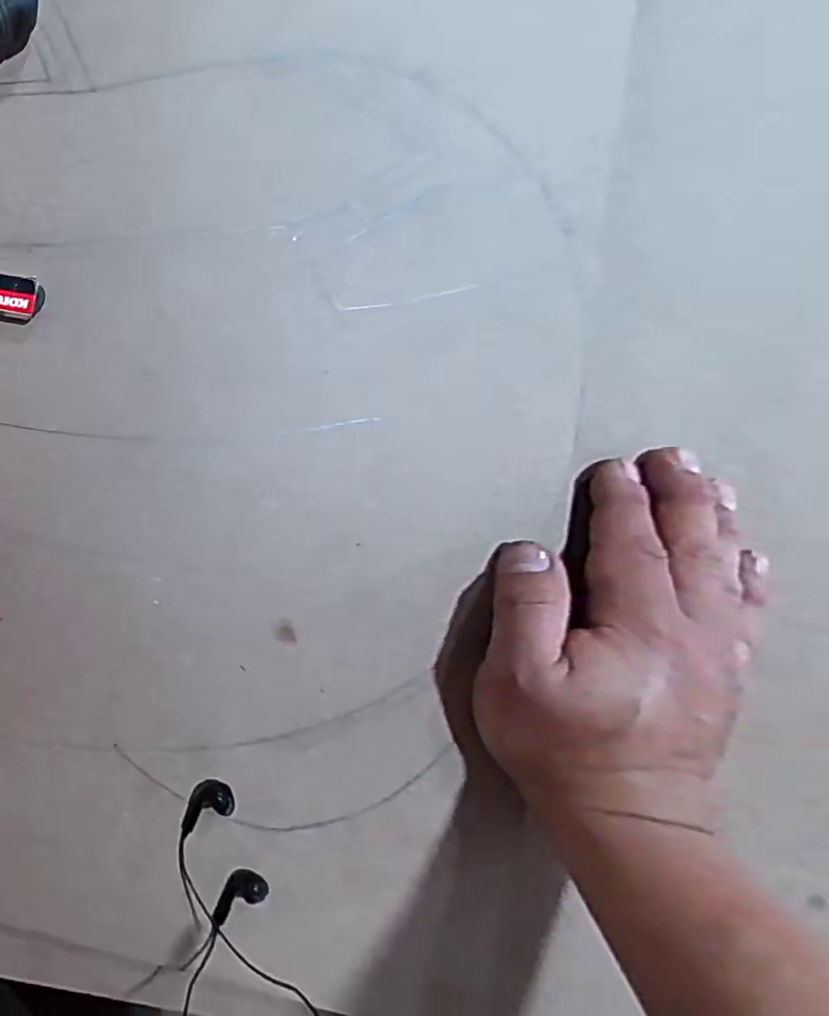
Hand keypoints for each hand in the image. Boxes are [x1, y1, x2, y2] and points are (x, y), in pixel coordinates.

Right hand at [474, 448, 767, 831]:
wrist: (628, 812)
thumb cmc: (555, 739)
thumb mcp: (517, 674)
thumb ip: (527, 608)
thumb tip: (530, 552)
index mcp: (639, 626)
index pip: (630, 549)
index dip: (620, 505)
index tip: (613, 468)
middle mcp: (692, 632)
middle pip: (690, 551)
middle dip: (680, 500)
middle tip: (674, 456)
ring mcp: (716, 655)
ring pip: (727, 574)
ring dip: (718, 526)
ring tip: (712, 489)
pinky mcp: (721, 675)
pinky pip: (747, 610)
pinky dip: (750, 575)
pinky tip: (750, 558)